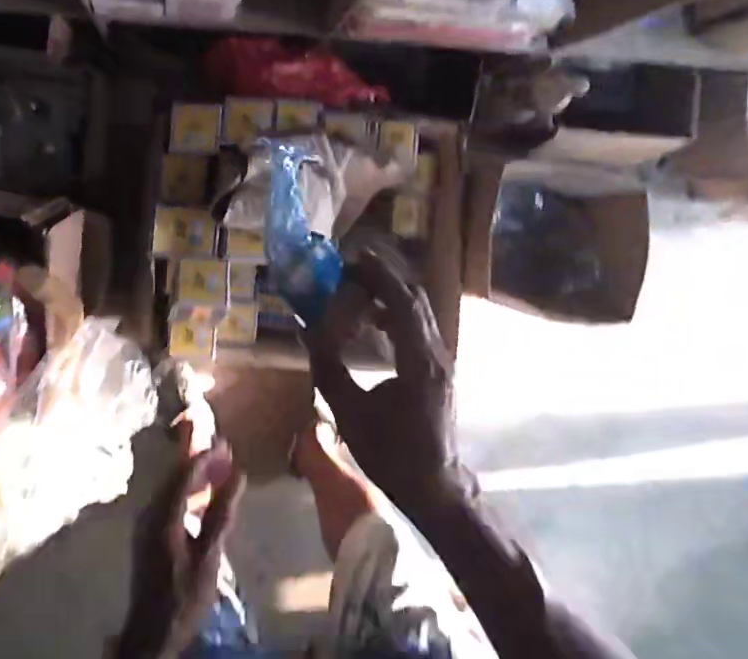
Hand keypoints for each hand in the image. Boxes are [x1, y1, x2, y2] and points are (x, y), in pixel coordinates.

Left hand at [117, 436, 245, 658]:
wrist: (151, 634)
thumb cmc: (183, 597)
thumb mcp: (209, 558)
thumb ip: (221, 515)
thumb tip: (238, 475)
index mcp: (163, 516)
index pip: (185, 474)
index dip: (206, 457)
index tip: (226, 445)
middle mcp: (149, 512)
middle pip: (175, 475)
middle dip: (200, 461)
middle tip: (225, 452)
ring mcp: (144, 522)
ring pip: (170, 486)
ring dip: (194, 476)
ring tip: (219, 469)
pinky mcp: (146, 533)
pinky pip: (168, 499)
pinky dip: (186, 491)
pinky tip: (202, 497)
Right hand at [304, 254, 462, 514]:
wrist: (435, 487)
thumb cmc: (391, 455)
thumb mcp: (350, 414)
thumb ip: (328, 369)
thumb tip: (306, 331)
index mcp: (418, 362)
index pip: (403, 303)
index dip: (379, 276)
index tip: (353, 259)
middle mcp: (436, 355)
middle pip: (415, 299)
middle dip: (384, 277)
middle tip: (350, 268)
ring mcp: (441, 361)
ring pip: (420, 310)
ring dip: (391, 292)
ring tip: (358, 287)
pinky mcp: (438, 368)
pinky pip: (419, 325)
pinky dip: (397, 311)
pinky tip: (374, 319)